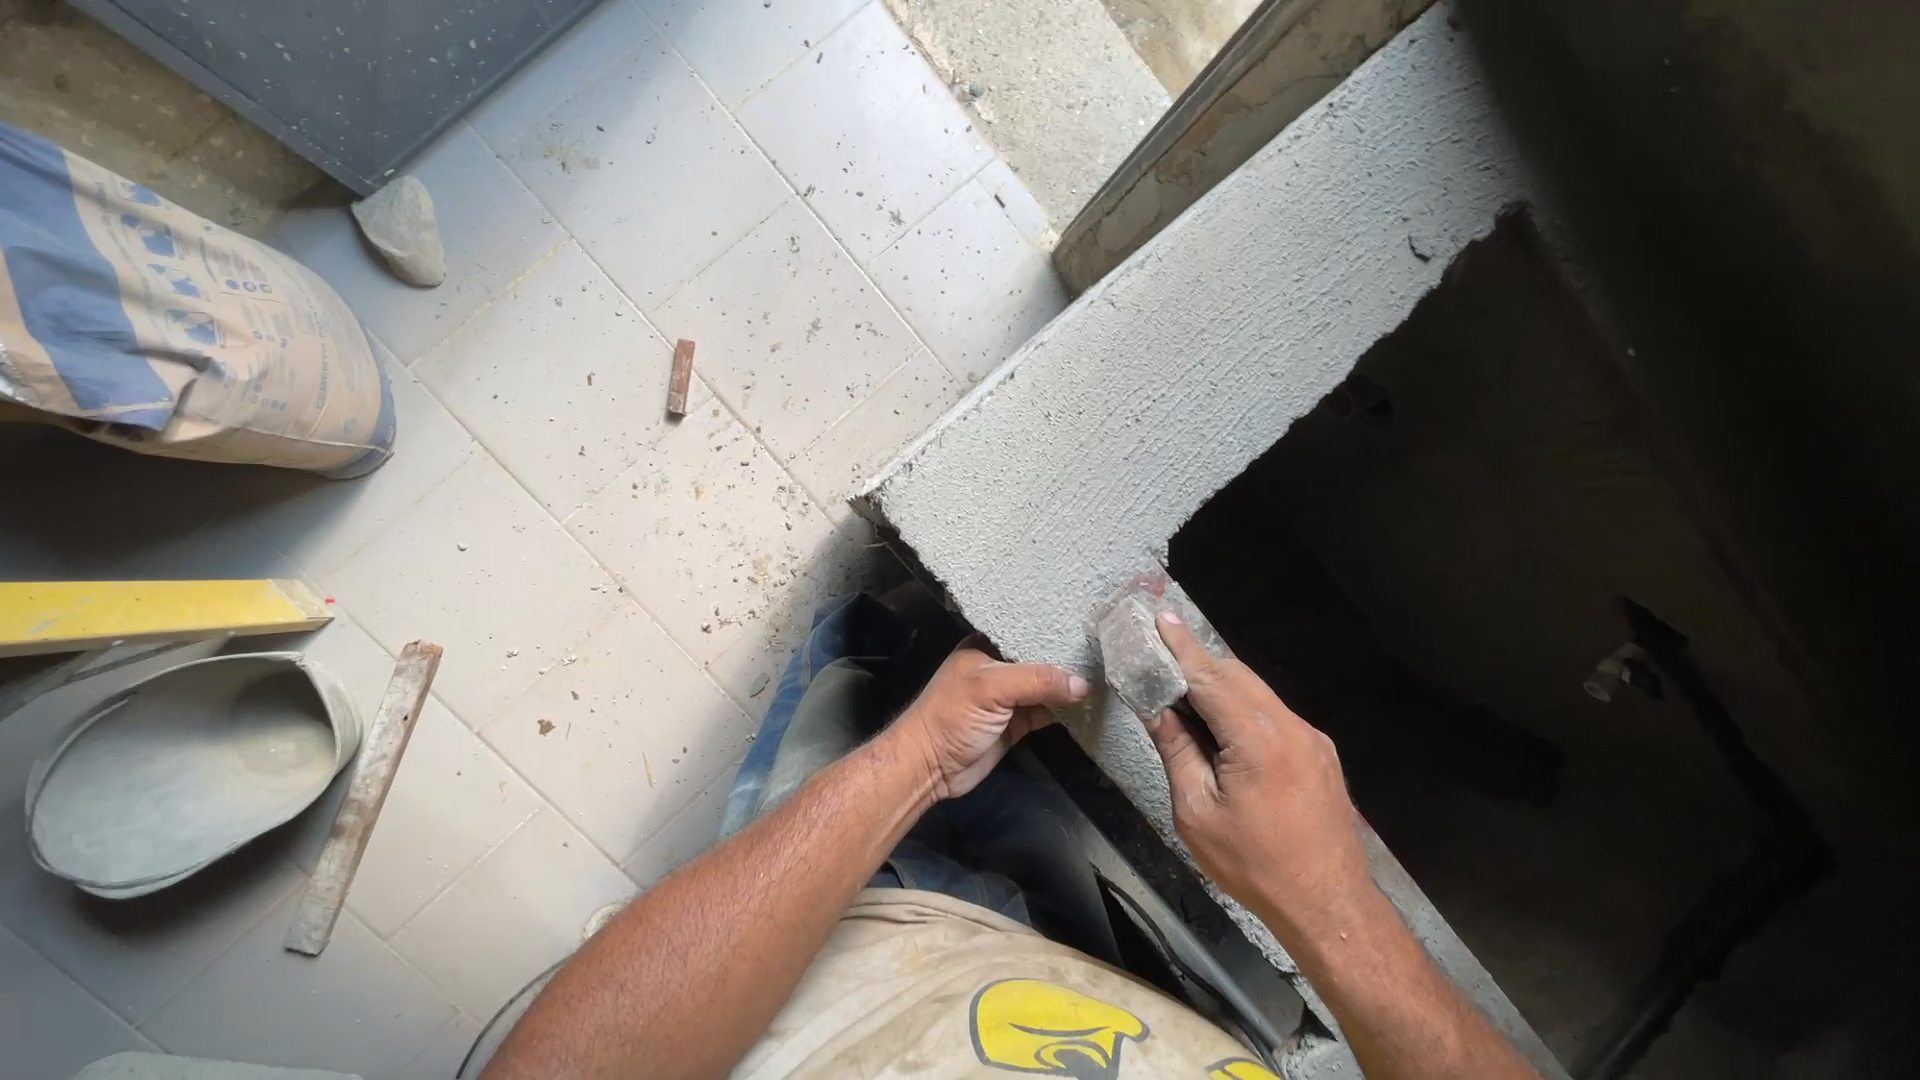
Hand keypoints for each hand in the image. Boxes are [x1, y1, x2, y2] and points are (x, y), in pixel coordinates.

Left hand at [892, 637, 1089, 799]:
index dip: (1054, 633)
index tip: (1089, 631)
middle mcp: (998, 668)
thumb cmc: (953, 716)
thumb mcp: (993, 688)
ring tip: (1104, 678)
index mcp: (985, 646)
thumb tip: (1083, 685)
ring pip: (1045, 688)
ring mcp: (1006, 698)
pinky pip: (1044, 713)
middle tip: (1106, 655)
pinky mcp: (1014, 724)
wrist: (930, 767)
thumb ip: (1037, 681)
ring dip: (1067, 689)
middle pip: (1039, 661)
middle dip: (1066, 662)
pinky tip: (1087, 707)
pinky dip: (1063, 712)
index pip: (1026, 633)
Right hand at [1143, 612, 1372, 938]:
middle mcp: (1289, 726)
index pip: (1209, 677)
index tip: (1161, 618)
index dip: (1181, 647)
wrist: (1329, 905)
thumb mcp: (1197, 811)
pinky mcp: (1319, 753)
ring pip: (1256, 693)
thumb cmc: (1254, 864)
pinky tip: (1221, 728)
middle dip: (1197, 663)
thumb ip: (1177, 751)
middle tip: (1160, 657)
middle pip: (1236, 676)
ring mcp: (1310, 738)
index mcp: (1256, 738)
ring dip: (1219, 686)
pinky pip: (1272, 715)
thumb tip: (1155, 708)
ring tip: (1183, 694)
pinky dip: (1241, 708)